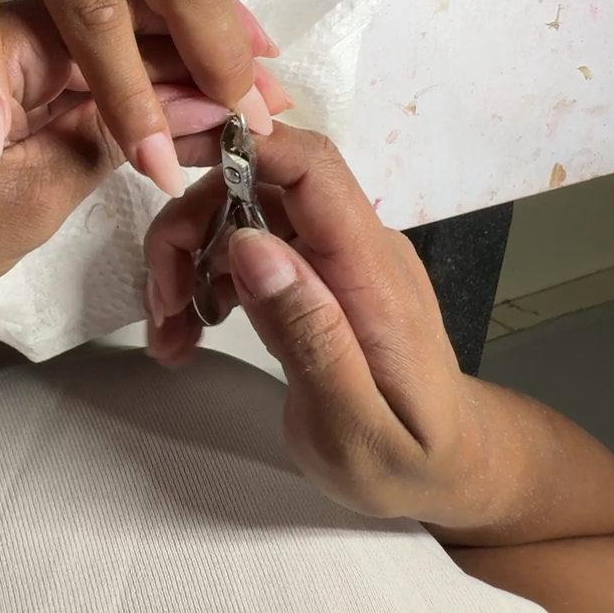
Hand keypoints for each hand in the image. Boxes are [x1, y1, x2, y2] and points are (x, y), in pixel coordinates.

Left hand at [0, 0, 238, 315]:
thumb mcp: (32, 194)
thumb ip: (115, 140)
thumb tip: (202, 106)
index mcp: (1, 37)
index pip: (116, 15)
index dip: (195, 41)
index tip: (262, 68)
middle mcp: (2, 22)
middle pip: (117, 16)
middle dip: (195, 48)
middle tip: (273, 77)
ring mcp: (3, 45)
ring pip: (103, 40)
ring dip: (170, 65)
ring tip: (248, 89)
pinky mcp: (5, 75)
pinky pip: (78, 66)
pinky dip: (130, 83)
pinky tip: (184, 95)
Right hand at [141, 126, 477, 524]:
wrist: (452, 470)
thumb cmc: (411, 461)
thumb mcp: (356, 427)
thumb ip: (311, 337)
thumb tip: (251, 246)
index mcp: (369, 268)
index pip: (309, 167)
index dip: (239, 143)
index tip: (168, 157)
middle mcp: (349, 243)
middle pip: (250, 188)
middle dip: (186, 231)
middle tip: (161, 301)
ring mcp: (326, 254)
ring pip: (233, 219)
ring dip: (184, 264)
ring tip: (168, 334)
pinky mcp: (306, 270)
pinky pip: (238, 253)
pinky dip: (200, 285)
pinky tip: (184, 335)